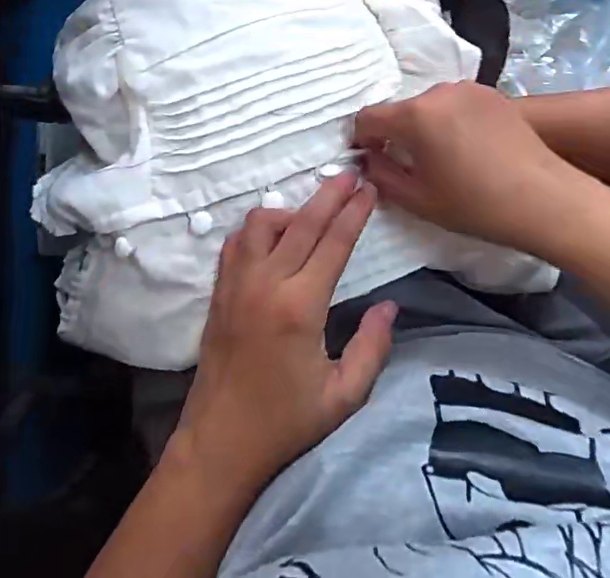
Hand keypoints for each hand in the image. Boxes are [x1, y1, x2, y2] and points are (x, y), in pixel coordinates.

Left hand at [170, 173, 397, 493]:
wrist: (220, 438)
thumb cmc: (286, 421)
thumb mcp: (343, 396)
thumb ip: (372, 347)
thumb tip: (390, 306)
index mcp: (299, 306)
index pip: (333, 244)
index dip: (354, 213)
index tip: (368, 188)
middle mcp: (264, 283)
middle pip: (301, 223)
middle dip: (329, 194)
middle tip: (350, 173)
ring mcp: (236, 282)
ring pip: (261, 224)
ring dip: (290, 210)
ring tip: (314, 214)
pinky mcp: (219, 289)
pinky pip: (237, 242)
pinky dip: (258, 228)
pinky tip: (274, 235)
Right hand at [354, 81, 603, 260]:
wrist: (548, 200)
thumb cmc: (477, 204)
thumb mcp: (417, 199)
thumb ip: (380, 174)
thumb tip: (367, 158)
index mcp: (415, 115)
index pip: (368, 118)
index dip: (362, 140)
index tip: (371, 160)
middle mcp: (438, 92)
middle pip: (400, 110)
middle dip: (396, 134)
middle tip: (411, 165)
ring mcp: (467, 88)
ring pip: (428, 106)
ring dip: (424, 126)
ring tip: (444, 157)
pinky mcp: (491, 93)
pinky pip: (454, 104)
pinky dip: (450, 120)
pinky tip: (468, 148)